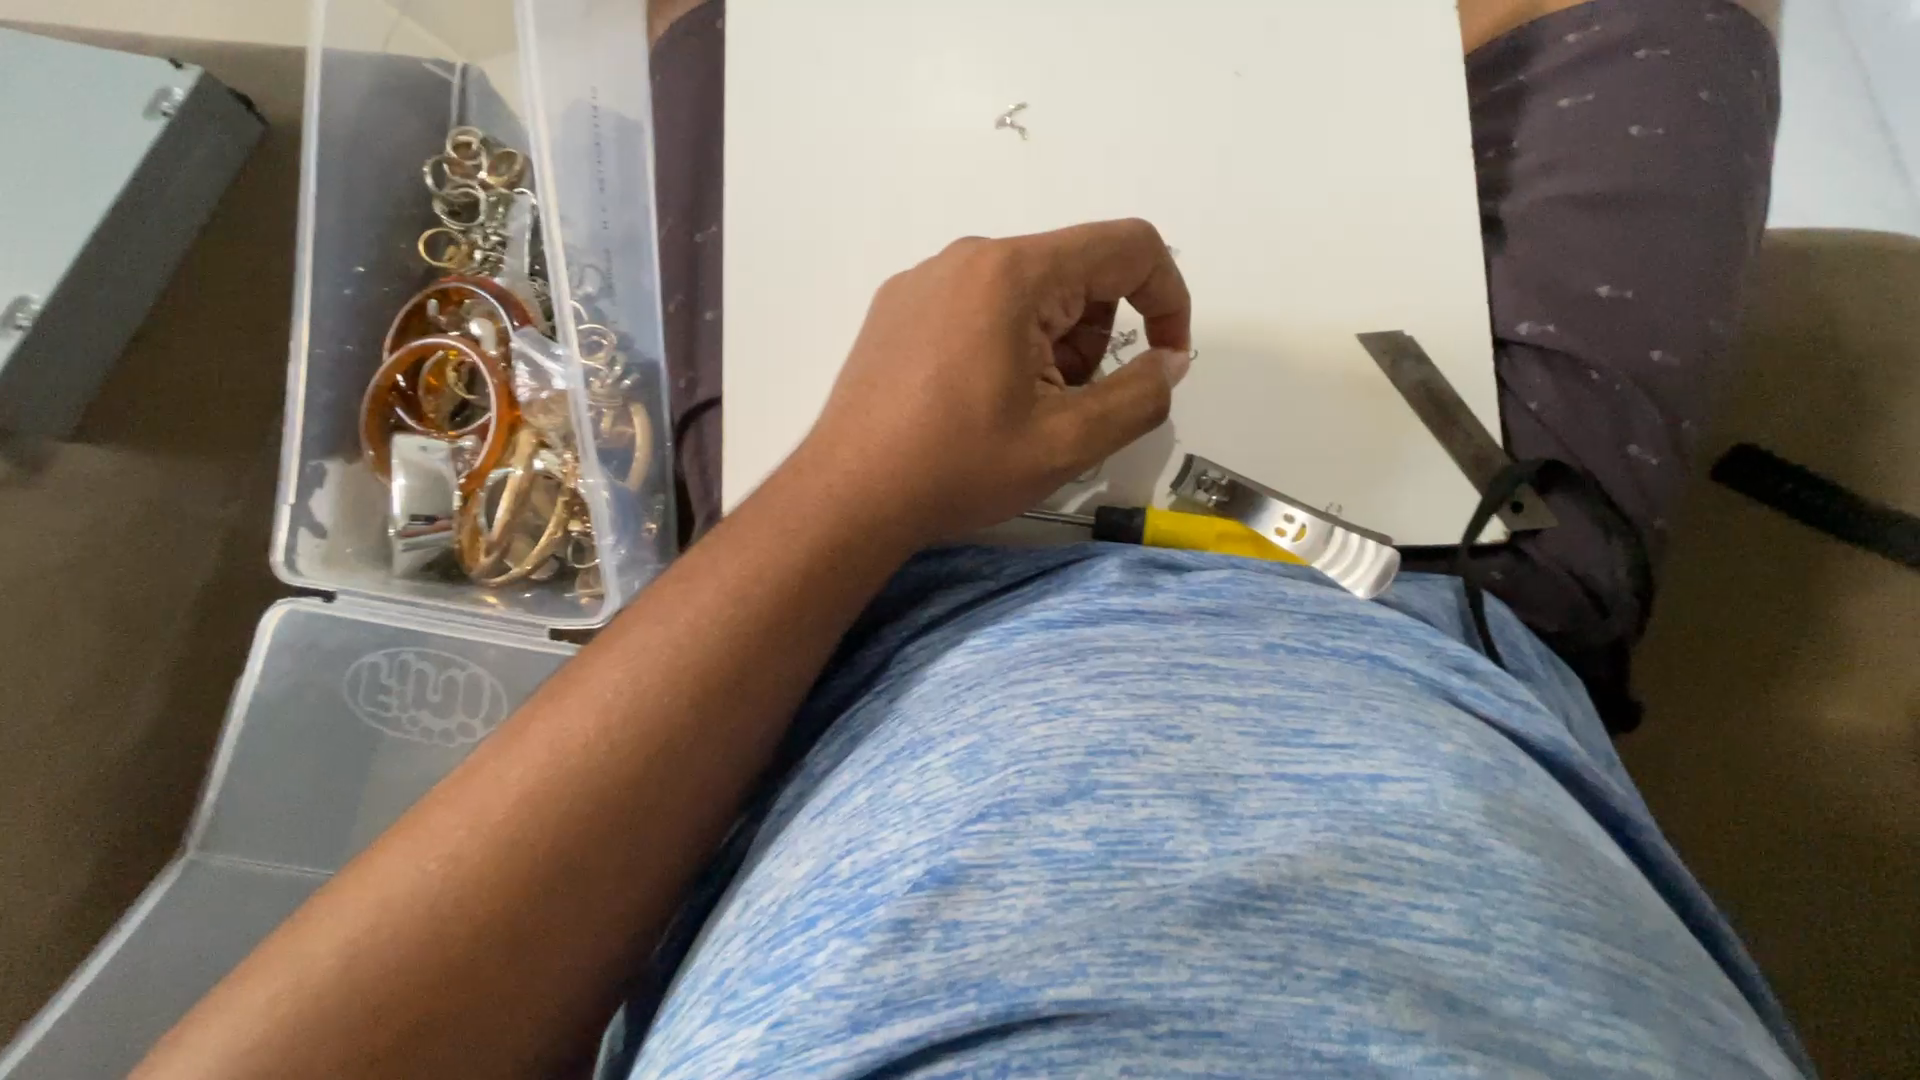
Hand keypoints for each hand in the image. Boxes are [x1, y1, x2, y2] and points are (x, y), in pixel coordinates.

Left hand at [786, 218, 1193, 546]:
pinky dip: (1003, 345)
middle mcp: (967, 257)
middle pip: (1074, 273)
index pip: (1129, 246)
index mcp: (1014, 272)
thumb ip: (1140, 395)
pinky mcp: (897, 309)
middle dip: (1096, 338)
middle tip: (1067, 408)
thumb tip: (1170, 360)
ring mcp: (924, 280)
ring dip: (1050, 346)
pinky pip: (978, 307)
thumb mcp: (1068, 442)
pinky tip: (974, 403)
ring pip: (1026, 293)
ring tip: (1017, 412)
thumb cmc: (959, 468)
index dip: (1168, 299)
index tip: (1164, 360)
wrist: (849, 497)